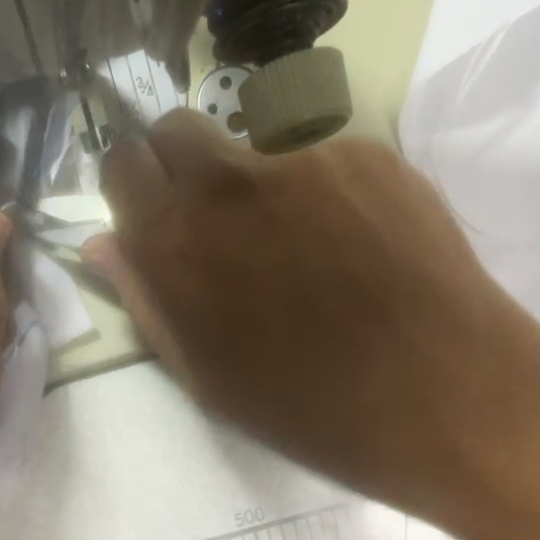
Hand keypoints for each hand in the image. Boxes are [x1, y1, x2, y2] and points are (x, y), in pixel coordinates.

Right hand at [81, 111, 539, 519]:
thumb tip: (102, 245)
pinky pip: (323, 163)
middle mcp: (229, 181)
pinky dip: (324, 197)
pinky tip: (356, 254)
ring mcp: (303, 159)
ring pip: (255, 152)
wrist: (437, 392)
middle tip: (215, 230)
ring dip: (258, 189)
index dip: (134, 191)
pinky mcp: (367, 155)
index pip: (122, 163)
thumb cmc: (306, 409)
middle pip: (177, 129)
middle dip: (180, 167)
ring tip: (306, 259)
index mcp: (174, 240)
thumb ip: (144, 299)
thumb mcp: (205, 377)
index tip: (154, 223)